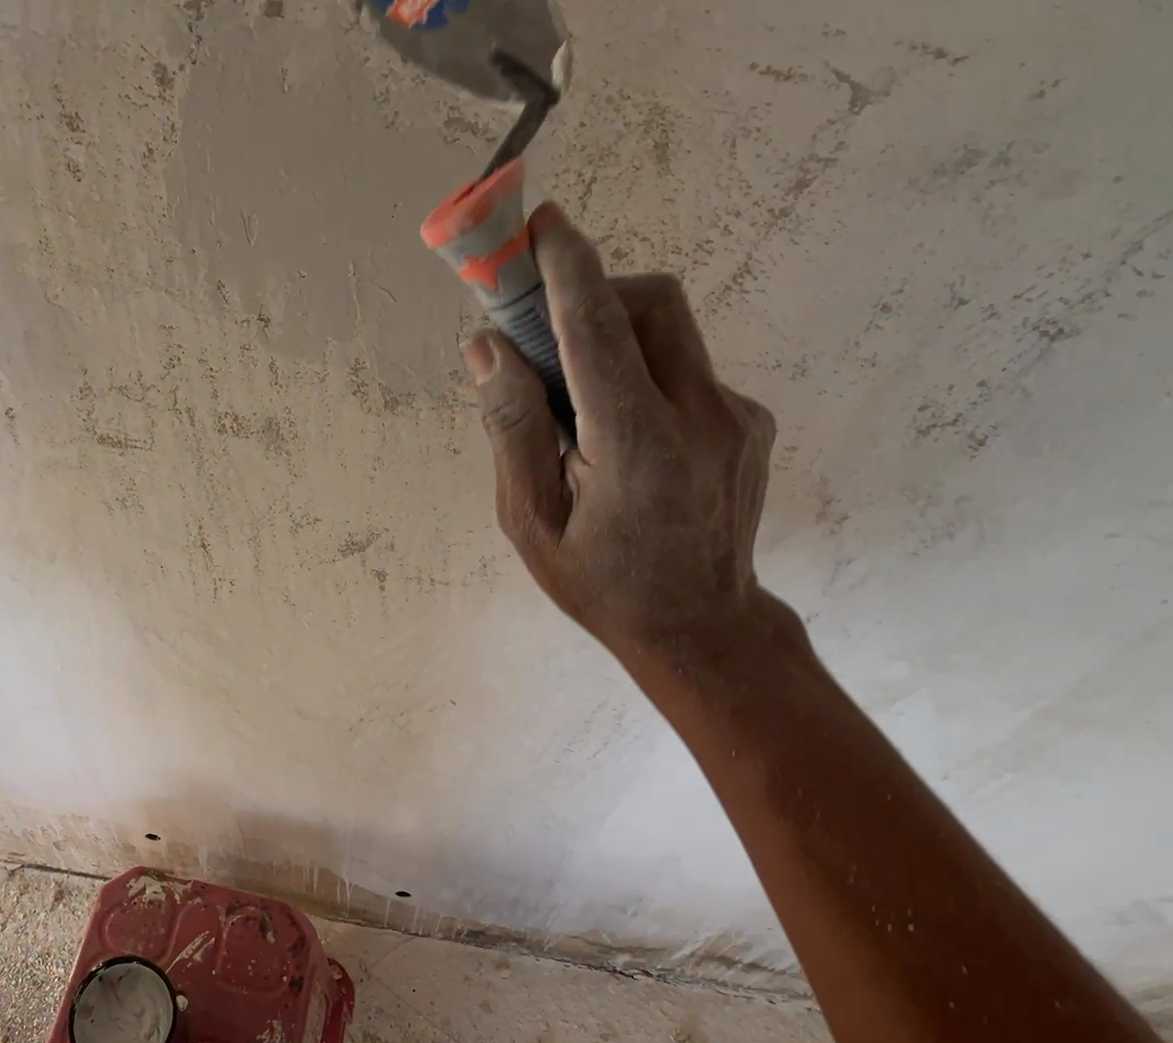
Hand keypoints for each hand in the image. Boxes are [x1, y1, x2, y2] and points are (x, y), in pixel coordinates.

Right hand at [465, 204, 777, 656]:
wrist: (703, 627)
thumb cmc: (599, 583)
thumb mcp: (530, 521)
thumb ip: (512, 429)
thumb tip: (488, 349)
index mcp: (637, 448)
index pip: (599, 331)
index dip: (567, 268)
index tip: (541, 223)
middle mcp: (700, 417)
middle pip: (653, 303)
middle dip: (592, 292)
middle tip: (541, 327)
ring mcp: (735, 416)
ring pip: (672, 327)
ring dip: (613, 330)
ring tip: (574, 394)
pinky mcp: (747, 419)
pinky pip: (684, 365)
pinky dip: (638, 371)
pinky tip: (618, 432)